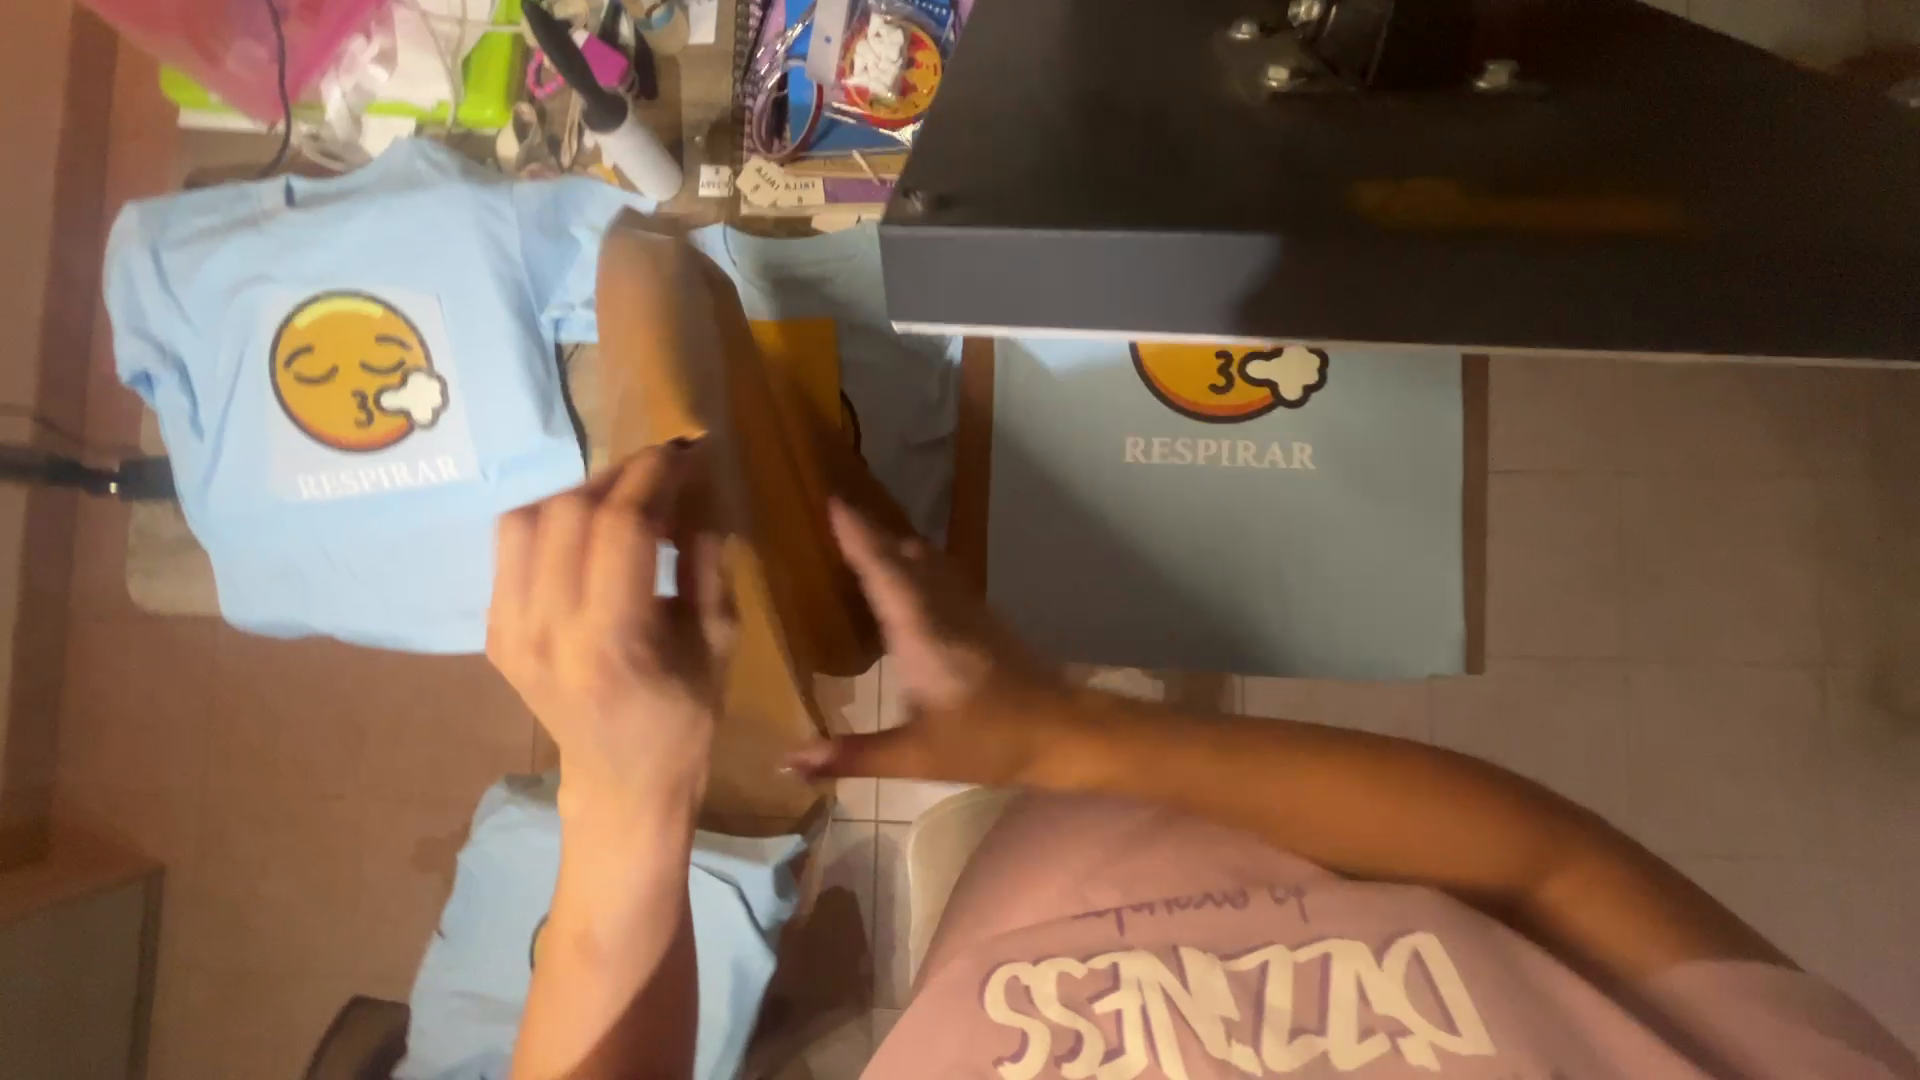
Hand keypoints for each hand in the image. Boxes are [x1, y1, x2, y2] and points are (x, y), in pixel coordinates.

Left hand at [488, 443, 733, 820]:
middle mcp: (545, 630)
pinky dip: (553, 521)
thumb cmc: (686, 719)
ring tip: (624, 497)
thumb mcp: (718, 641)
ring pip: (527, 519)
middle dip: (621, 476)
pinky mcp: (493, 631)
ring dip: (581, 493)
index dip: (655, 477)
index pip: (621, 526)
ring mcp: (508, 631)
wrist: (620, 781)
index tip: (685, 453)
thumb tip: (701, 493)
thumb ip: (706, 562)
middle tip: (663, 472)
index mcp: (612, 641)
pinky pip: (513, 548)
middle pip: (568, 512)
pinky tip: (590, 531)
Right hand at [786, 500, 1070, 786]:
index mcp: (922, 632)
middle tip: (836, 513)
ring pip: (929, 561)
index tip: (833, 502)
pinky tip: (911, 578)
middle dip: (871, 532)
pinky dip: (918, 564)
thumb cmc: (989, 742)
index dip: (858, 535)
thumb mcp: (916, 756)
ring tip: (865, 537)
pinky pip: (944, 575)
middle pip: (905, 556)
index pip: (884, 570)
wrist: (1063, 731)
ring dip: (896, 544)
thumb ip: (851, 755)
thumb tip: (789, 760)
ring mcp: (970, 610)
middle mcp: (944, 609)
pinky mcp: (986, 619)